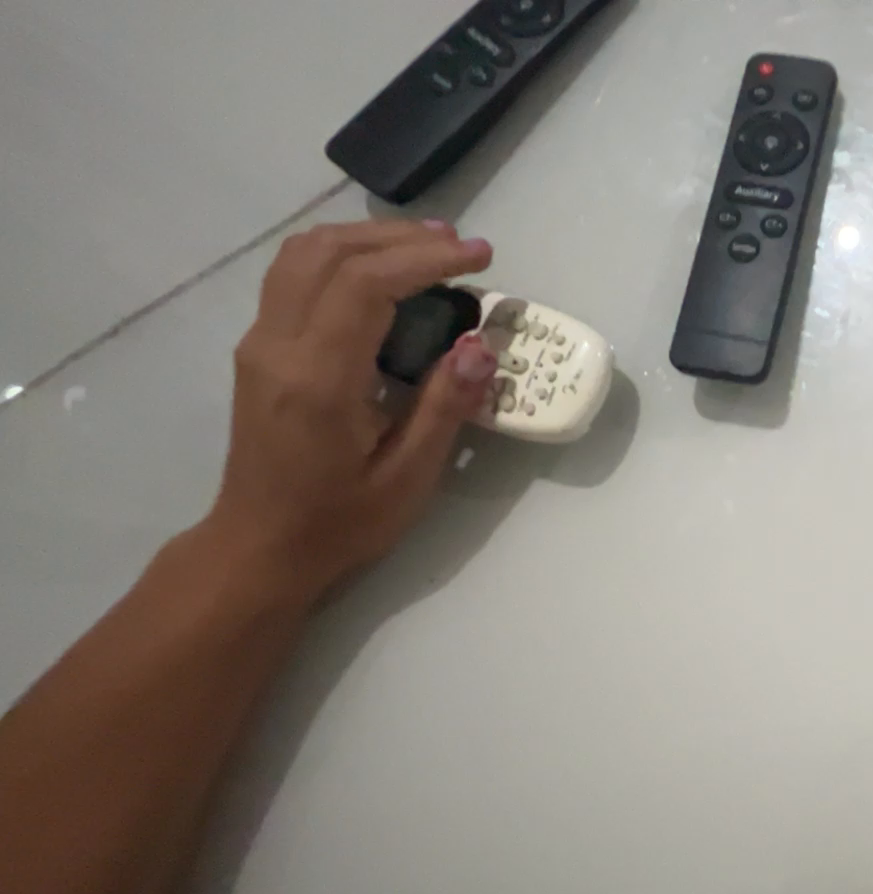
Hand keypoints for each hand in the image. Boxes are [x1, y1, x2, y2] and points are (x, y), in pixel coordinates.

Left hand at [197, 219, 496, 602]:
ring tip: (430, 246)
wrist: (262, 545)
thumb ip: (444, 406)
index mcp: (318, 379)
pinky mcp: (264, 350)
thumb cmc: (344, 520)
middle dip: (399, 238)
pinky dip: (345, 258)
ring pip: (303, 256)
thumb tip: (480, 347)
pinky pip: (297, 278)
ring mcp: (262, 344)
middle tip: (464, 246)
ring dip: (368, 239)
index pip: (365, 286)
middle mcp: (277, 346)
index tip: (480, 257)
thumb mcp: (410, 475)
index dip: (425, 260)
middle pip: (327, 254)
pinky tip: (386, 271)